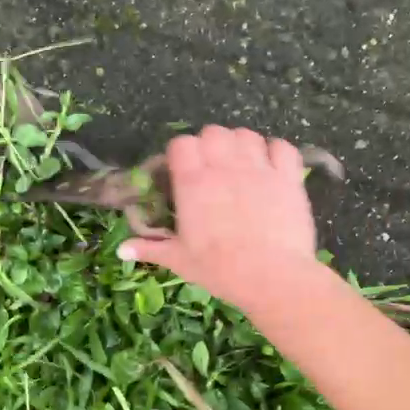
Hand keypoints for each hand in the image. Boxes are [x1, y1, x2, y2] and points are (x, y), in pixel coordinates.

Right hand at [116, 126, 322, 308]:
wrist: (271, 277)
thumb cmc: (218, 269)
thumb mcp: (179, 260)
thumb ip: (149, 249)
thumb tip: (121, 251)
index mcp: (193, 183)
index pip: (181, 144)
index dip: (180, 152)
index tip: (180, 168)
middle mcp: (224, 167)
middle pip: (213, 132)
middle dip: (209, 144)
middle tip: (210, 166)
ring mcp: (259, 169)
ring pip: (246, 134)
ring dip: (240, 143)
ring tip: (238, 163)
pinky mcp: (288, 178)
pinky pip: (281, 147)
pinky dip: (274, 150)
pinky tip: (269, 164)